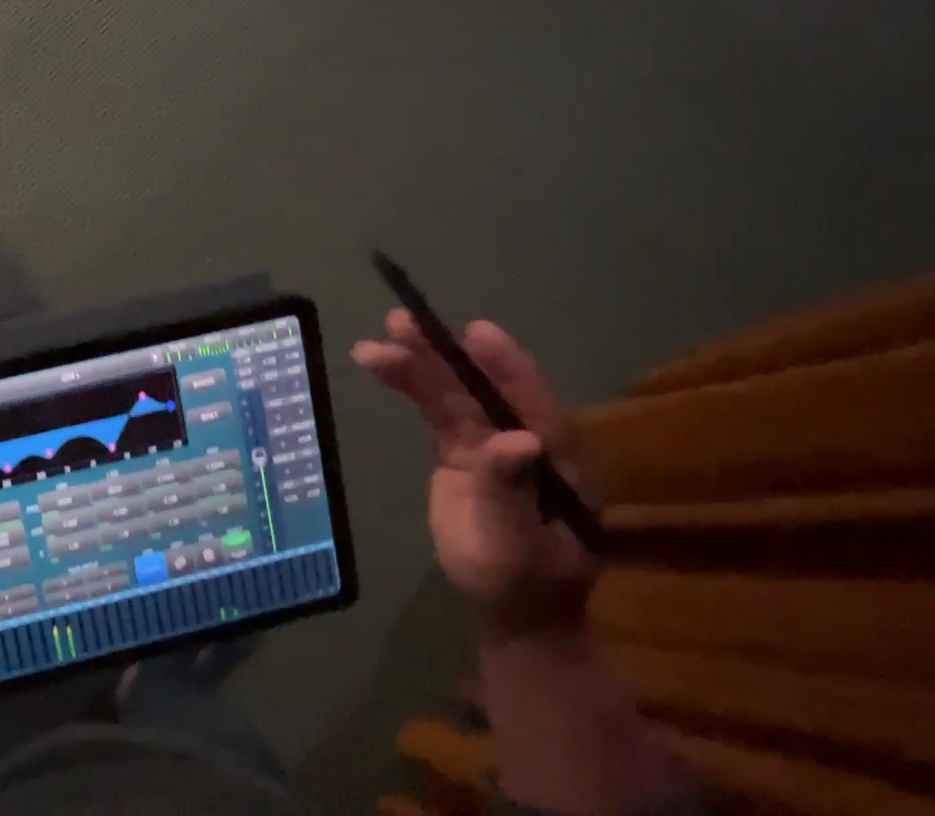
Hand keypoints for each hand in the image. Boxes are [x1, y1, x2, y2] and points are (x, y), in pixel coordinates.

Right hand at [352, 310, 598, 639]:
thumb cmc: (524, 581)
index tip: (474, 332)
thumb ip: (512, 490)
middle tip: (401, 325)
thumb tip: (518, 440)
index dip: (503, 364)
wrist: (512, 609)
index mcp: (558, 455)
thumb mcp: (518, 544)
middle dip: (441, 355)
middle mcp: (526, 435)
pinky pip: (435, 410)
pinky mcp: (461, 451)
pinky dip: (410, 385)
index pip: (530, 399)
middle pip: (480, 387)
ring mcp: (491, 441)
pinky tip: (382, 364)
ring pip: (451, 394)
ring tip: (376, 343)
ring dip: (416, 364)